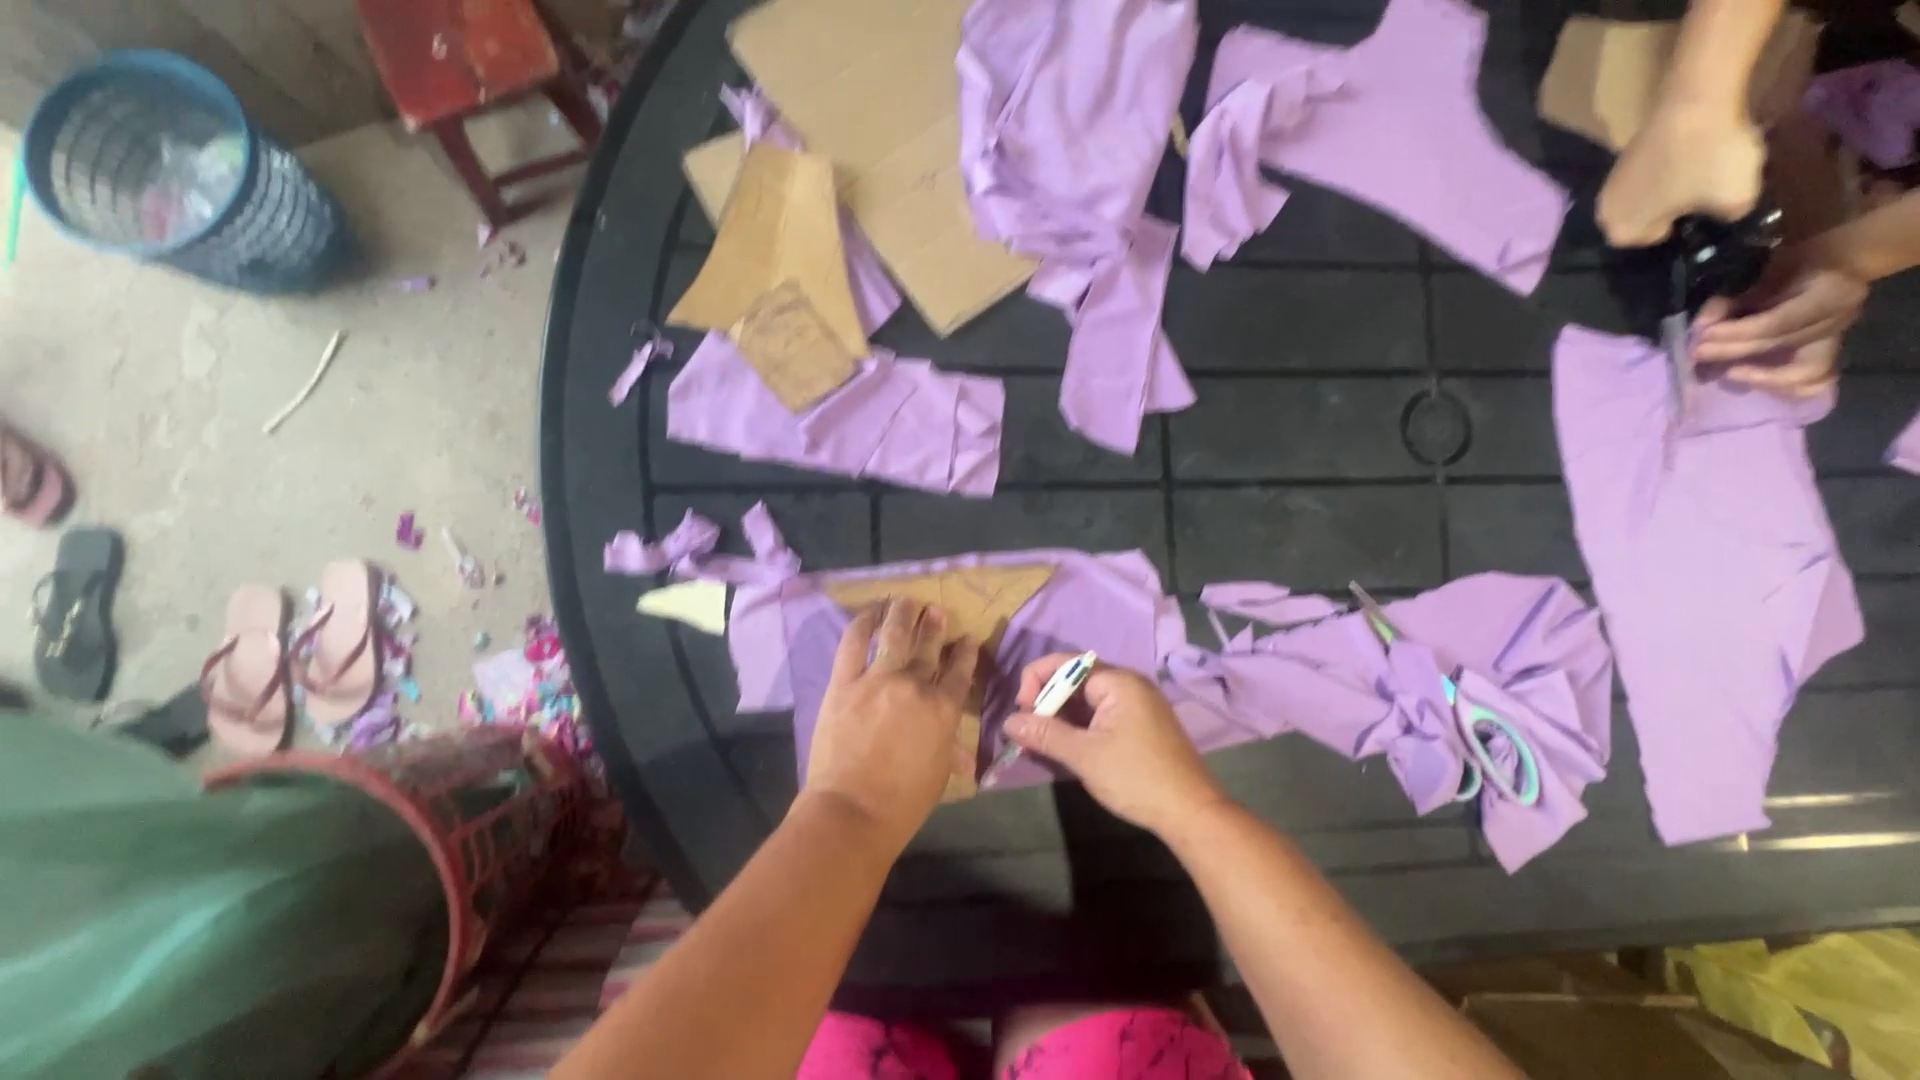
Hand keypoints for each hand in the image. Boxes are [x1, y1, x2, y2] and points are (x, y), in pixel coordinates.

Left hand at [803, 599, 979, 852]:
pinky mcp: (844, 682)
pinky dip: (862, 623)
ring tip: (906, 600)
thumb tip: (963, 754)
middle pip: (928, 645)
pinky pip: (854, 643)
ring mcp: (878, 679)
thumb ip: (949, 749)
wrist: (853, 809)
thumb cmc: (903, 802)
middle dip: (934, 625)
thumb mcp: (939, 774)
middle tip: (936, 610)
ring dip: (902, 613)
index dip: (965, 651)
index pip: (960, 670)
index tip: (966, 639)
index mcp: (944, 709)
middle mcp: (915, 685)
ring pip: (894, 634)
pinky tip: (869, 613)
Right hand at [1003, 655, 1227, 836]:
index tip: (1023, 714)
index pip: (1066, 663)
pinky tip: (1069, 747)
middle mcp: (1130, 684)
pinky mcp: (1143, 725)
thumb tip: (1009, 723)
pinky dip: (1081, 725)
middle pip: (1076, 679)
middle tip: (1029, 732)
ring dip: (1062, 716)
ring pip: (1088, 699)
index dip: (1036, 681)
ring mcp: (1139, 705)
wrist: (1192, 812)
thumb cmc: (1136, 778)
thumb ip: (1045, 734)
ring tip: (1043, 743)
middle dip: (1047, 701)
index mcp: (1118, 682)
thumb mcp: (1084, 756)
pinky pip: (1103, 713)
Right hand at [1597, 102, 1764, 246]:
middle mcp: (1605, 215)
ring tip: (1702, 171)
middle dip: (1674, 210)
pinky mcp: (1621, 159)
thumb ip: (1727, 220)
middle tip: (1707, 191)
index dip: (1689, 228)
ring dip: (1669, 190)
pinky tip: (1691, 154)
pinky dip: (1667, 170)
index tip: (1711, 209)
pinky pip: (1648, 176)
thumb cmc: (1708, 160)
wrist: (1694, 103)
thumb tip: (1723, 215)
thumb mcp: (1737, 201)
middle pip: (1647, 220)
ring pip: (1646, 198)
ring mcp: (1609, 185)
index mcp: (1623, 233)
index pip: (1658, 242)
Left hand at [1691, 245, 1868, 396]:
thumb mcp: (1765, 272)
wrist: (1835, 259)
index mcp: (1831, 294)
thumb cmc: (1795, 262)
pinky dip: (1775, 384)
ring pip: (1805, 373)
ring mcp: (1835, 339)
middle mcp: (1838, 321)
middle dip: (1732, 351)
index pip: (1777, 324)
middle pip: (1780, 346)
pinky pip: (1808, 382)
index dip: (1736, 332)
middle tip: (1697, 353)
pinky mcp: (1824, 353)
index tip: (1702, 335)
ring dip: (1760, 377)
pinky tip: (1745, 378)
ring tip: (1725, 373)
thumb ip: (1734, 301)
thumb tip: (1701, 324)